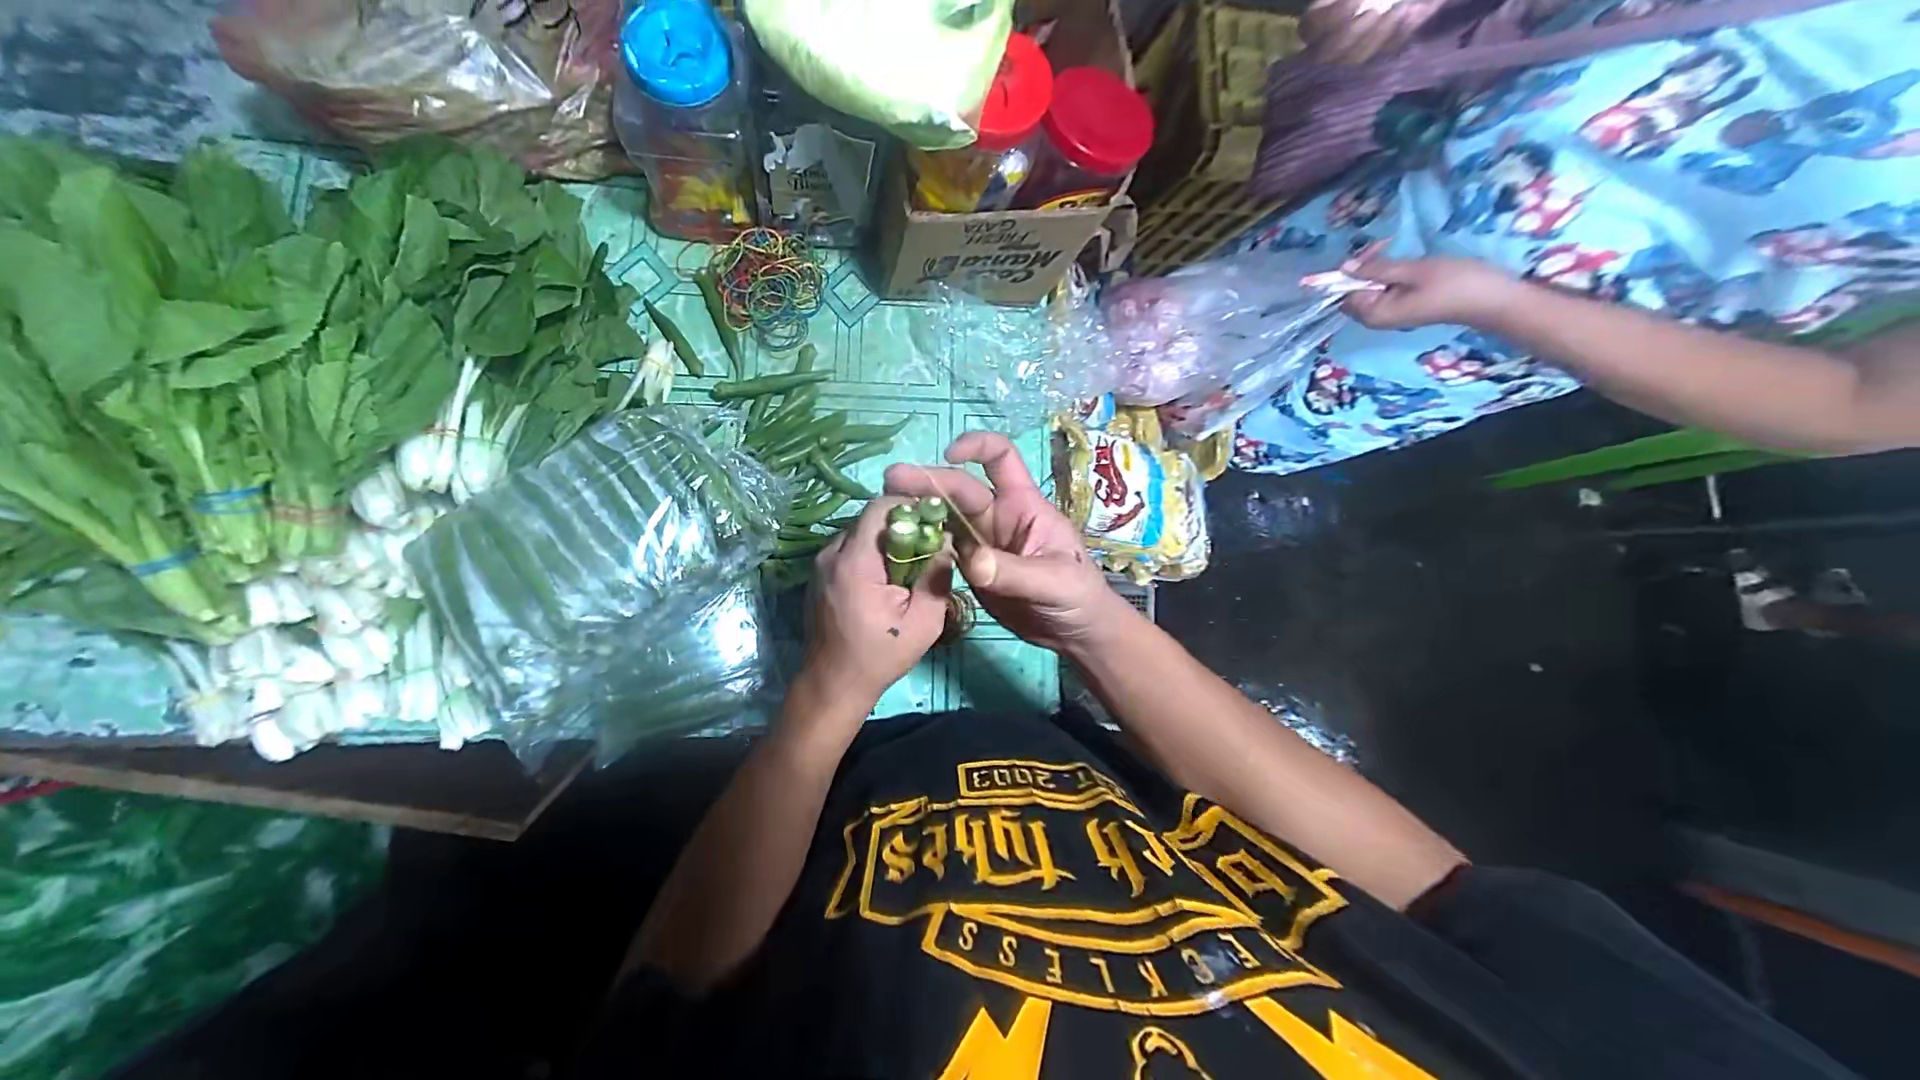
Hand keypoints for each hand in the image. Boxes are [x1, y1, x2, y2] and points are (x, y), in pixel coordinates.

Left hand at [796, 495, 952, 714]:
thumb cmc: (880, 655)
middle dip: (900, 524)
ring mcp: (820, 563)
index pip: (880, 507)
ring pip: (860, 532)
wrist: (833, 684)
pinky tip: (886, 579)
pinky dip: (870, 554)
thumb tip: (945, 545)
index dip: (910, 506)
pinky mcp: (819, 574)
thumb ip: (937, 579)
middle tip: (926, 543)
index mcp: (855, 561)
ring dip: (885, 540)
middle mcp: (831, 553)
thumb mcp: (924, 623)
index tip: (933, 520)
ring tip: (908, 564)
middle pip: (870, 517)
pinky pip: (850, 549)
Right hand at [884, 432, 1133, 653]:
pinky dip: (921, 546)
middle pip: (960, 489)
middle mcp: (998, 517)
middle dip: (928, 481)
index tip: (949, 454)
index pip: (1001, 458)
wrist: (1075, 634)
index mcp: (1024, 505)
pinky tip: (899, 547)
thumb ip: (1015, 572)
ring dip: (917, 512)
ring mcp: (982, 543)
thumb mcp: (1055, 582)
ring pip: (945, 519)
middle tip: (890, 482)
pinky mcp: (971, 569)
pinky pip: (941, 550)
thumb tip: (972, 562)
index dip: (977, 447)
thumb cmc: (1078, 596)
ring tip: (885, 513)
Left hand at [1341, 255, 1525, 329]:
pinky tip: (1404, 263)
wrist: (1493, 300)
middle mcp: (1376, 319)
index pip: (1345, 292)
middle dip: (1365, 267)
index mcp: (1373, 314)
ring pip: (1371, 289)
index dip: (1353, 270)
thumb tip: (1345, 267)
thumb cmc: (1454, 283)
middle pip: (1356, 291)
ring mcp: (1391, 315)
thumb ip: (1377, 269)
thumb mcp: (1414, 271)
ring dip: (1378, 269)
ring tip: (1393, 249)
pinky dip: (1390, 276)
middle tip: (1385, 245)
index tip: (1374, 249)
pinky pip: (1386, 291)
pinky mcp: (1404, 308)